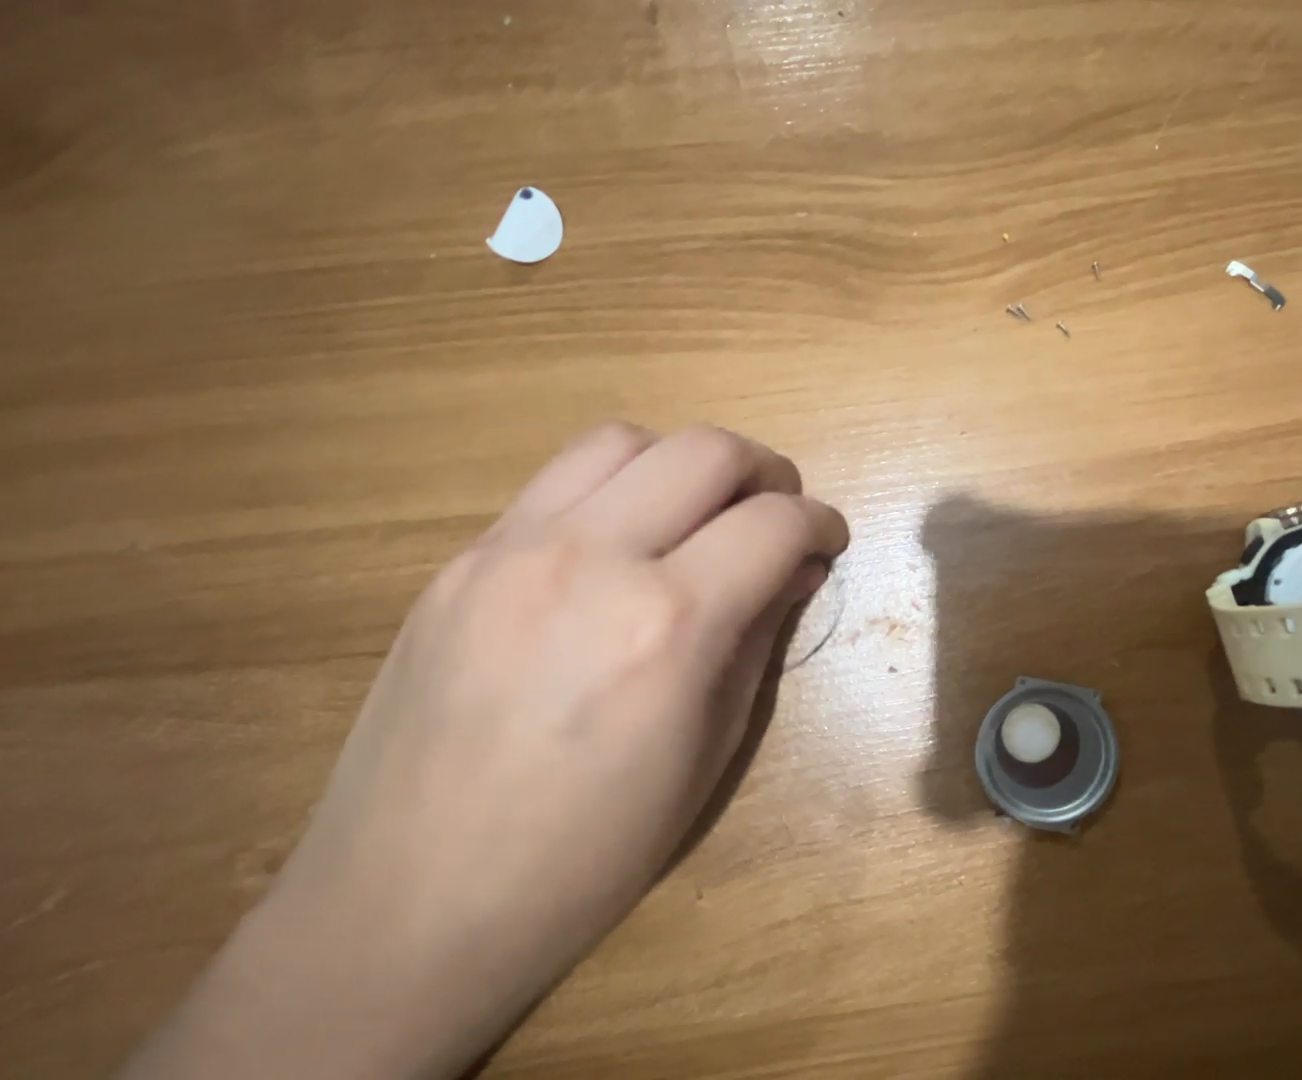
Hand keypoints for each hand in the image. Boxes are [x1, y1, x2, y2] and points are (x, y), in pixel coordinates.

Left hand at [122, 423, 849, 1079]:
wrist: (408, 908)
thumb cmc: (588, 857)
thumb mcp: (708, 754)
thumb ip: (758, 641)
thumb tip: (794, 573)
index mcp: (668, 627)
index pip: (773, 525)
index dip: (820, 524)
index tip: (828, 541)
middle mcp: (590, 561)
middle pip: (706, 450)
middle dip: (765, 472)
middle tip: (777, 515)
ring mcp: (511, 550)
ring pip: (624, 440)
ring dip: (684, 464)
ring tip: (700, 515)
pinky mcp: (458, 562)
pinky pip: (557, 483)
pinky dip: (615, 490)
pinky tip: (620, 544)